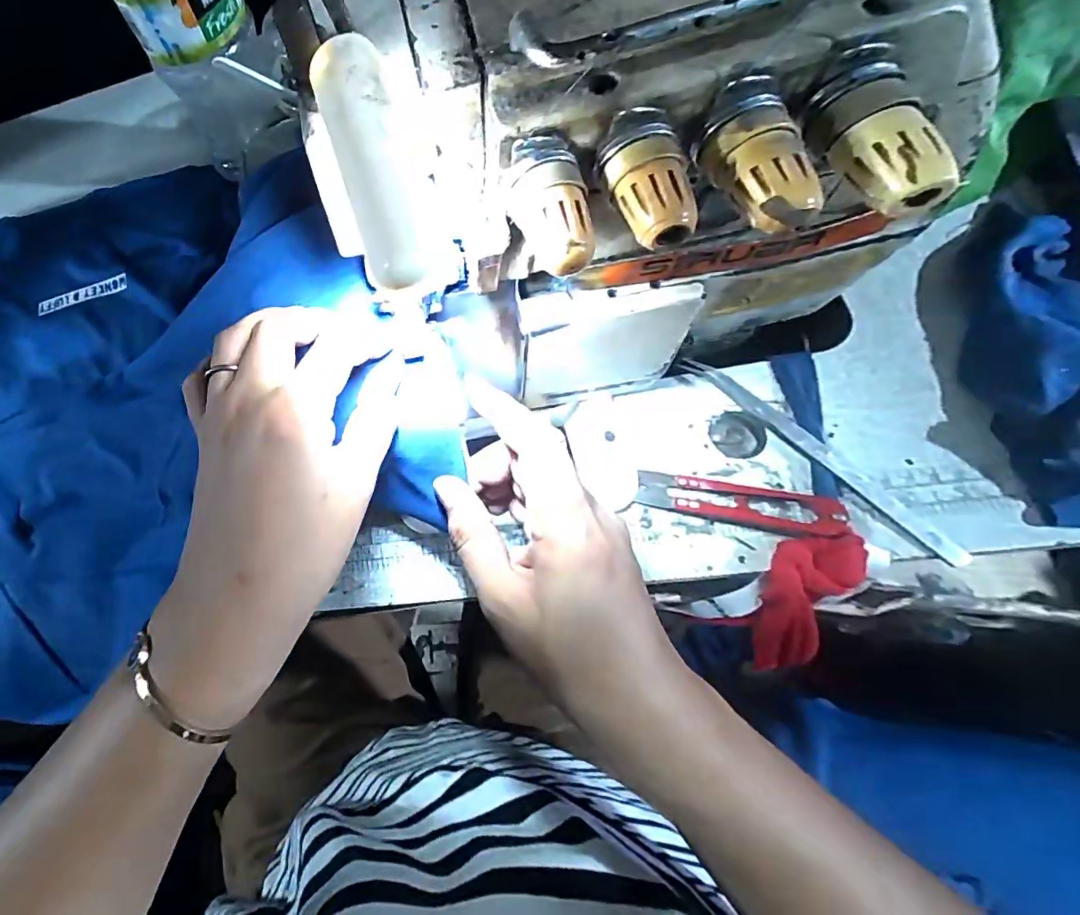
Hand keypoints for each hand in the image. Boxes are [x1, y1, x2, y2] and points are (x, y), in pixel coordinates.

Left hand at [148, 307, 400, 729]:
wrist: (237, 593)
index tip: (386, 347)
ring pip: (233, 336)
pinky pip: (203, 373)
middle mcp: (248, 392)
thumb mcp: (355, 483)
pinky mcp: (200, 428)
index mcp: (294, 404)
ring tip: (301, 344)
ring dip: (269, 327)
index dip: (366, 340)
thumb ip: (375, 420)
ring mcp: (217, 408)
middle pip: (275, 324)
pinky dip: (226, 358)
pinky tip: (249, 374)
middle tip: (344, 341)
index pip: (334, 346)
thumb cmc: (307, 545)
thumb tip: (390, 379)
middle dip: (314, 320)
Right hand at [433, 379, 678, 719]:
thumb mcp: (501, 596)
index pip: (536, 440)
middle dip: (494, 460)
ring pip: (550, 473)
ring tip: (478, 512)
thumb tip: (446, 487)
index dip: (501, 408)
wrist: (634, 692)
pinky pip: (560, 496)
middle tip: (461, 496)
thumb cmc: (564, 651)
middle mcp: (591, 507)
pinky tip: (504, 523)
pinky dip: (527, 497)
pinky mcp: (604, 534)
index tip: (470, 386)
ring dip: (510, 480)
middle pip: (540, 454)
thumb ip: (472, 533)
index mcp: (567, 519)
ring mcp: (603, 519)